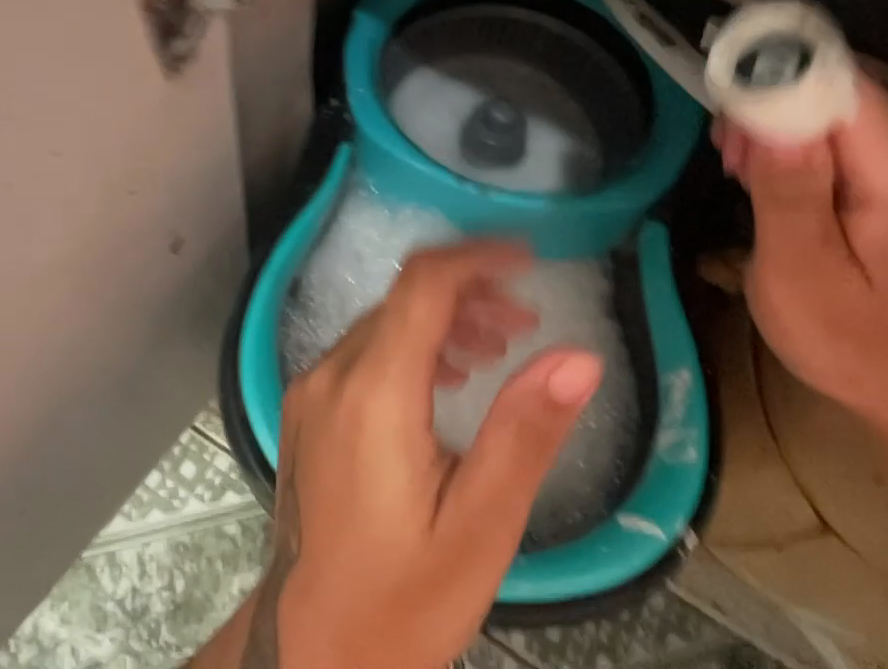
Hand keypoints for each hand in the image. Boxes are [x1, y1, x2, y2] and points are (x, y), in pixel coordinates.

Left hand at [252, 241, 602, 668]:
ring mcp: (311, 391)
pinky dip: (413, 348)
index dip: (477, 258)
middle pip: (403, 300)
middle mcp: (330, 375)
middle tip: (526, 324)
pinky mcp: (308, 411)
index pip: (422, 286)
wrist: (311, 646)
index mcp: (373, 393)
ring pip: (383, 323)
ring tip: (501, 348)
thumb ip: (525, 433)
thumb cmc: (401, 598)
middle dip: (470, 294)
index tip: (529, 261)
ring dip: (444, 321)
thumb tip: (579, 357)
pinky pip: (364, 353)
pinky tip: (450, 379)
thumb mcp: (480, 524)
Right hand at [715, 78, 887, 434]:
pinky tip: (755, 177)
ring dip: (763, 126)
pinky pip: (819, 130)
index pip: (832, 82)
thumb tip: (766, 116)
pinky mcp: (878, 174)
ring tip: (735, 174)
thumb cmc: (853, 342)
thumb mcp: (803, 273)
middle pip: (823, 85)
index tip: (725, 130)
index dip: (770, 84)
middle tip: (727, 163)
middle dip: (761, 106)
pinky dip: (777, 141)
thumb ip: (788, 191)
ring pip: (815, 103)